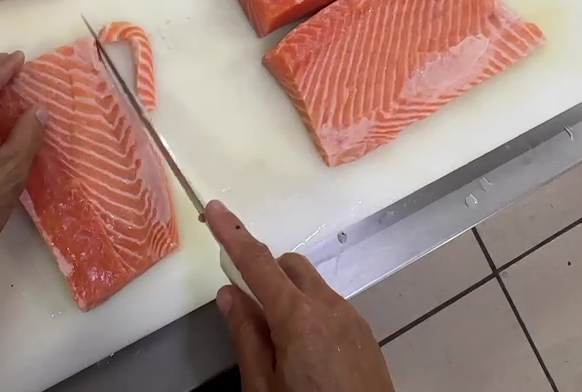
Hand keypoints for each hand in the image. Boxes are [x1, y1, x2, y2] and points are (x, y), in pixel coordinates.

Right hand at [205, 200, 393, 391]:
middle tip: (246, 306)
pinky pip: (331, 307)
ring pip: (312, 286)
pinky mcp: (366, 335)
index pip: (257, 262)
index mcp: (297, 317)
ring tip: (278, 345)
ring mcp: (352, 318)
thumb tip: (230, 294)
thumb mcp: (264, 390)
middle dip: (265, 273)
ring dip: (289, 296)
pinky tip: (307, 357)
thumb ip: (246, 337)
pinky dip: (311, 314)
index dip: (233, 234)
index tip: (216, 208)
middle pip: (289, 266)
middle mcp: (328, 306)